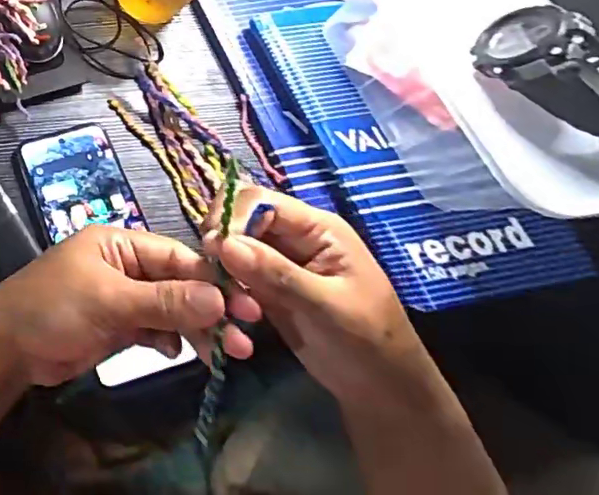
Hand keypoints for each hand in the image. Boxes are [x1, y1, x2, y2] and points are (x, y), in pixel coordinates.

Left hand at [0, 225, 230, 385]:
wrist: (10, 346)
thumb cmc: (55, 308)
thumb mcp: (110, 301)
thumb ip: (163, 301)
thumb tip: (219, 299)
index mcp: (118, 243)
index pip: (175, 256)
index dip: (212, 279)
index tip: (248, 306)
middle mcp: (123, 264)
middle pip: (177, 283)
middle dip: (209, 309)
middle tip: (246, 341)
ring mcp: (121, 295)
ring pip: (170, 308)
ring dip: (196, 328)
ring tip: (226, 355)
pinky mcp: (117, 324)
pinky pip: (155, 328)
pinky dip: (170, 339)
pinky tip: (178, 353)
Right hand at [204, 182, 442, 410]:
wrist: (385, 396)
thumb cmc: (372, 345)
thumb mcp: (329, 308)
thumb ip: (278, 274)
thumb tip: (224, 244)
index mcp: (316, 227)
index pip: (260, 201)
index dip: (233, 217)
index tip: (215, 249)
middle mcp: (293, 235)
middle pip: (240, 216)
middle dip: (222, 238)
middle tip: (213, 270)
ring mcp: (278, 259)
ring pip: (231, 243)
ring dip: (221, 265)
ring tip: (225, 295)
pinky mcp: (265, 284)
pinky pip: (233, 270)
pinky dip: (225, 284)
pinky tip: (229, 306)